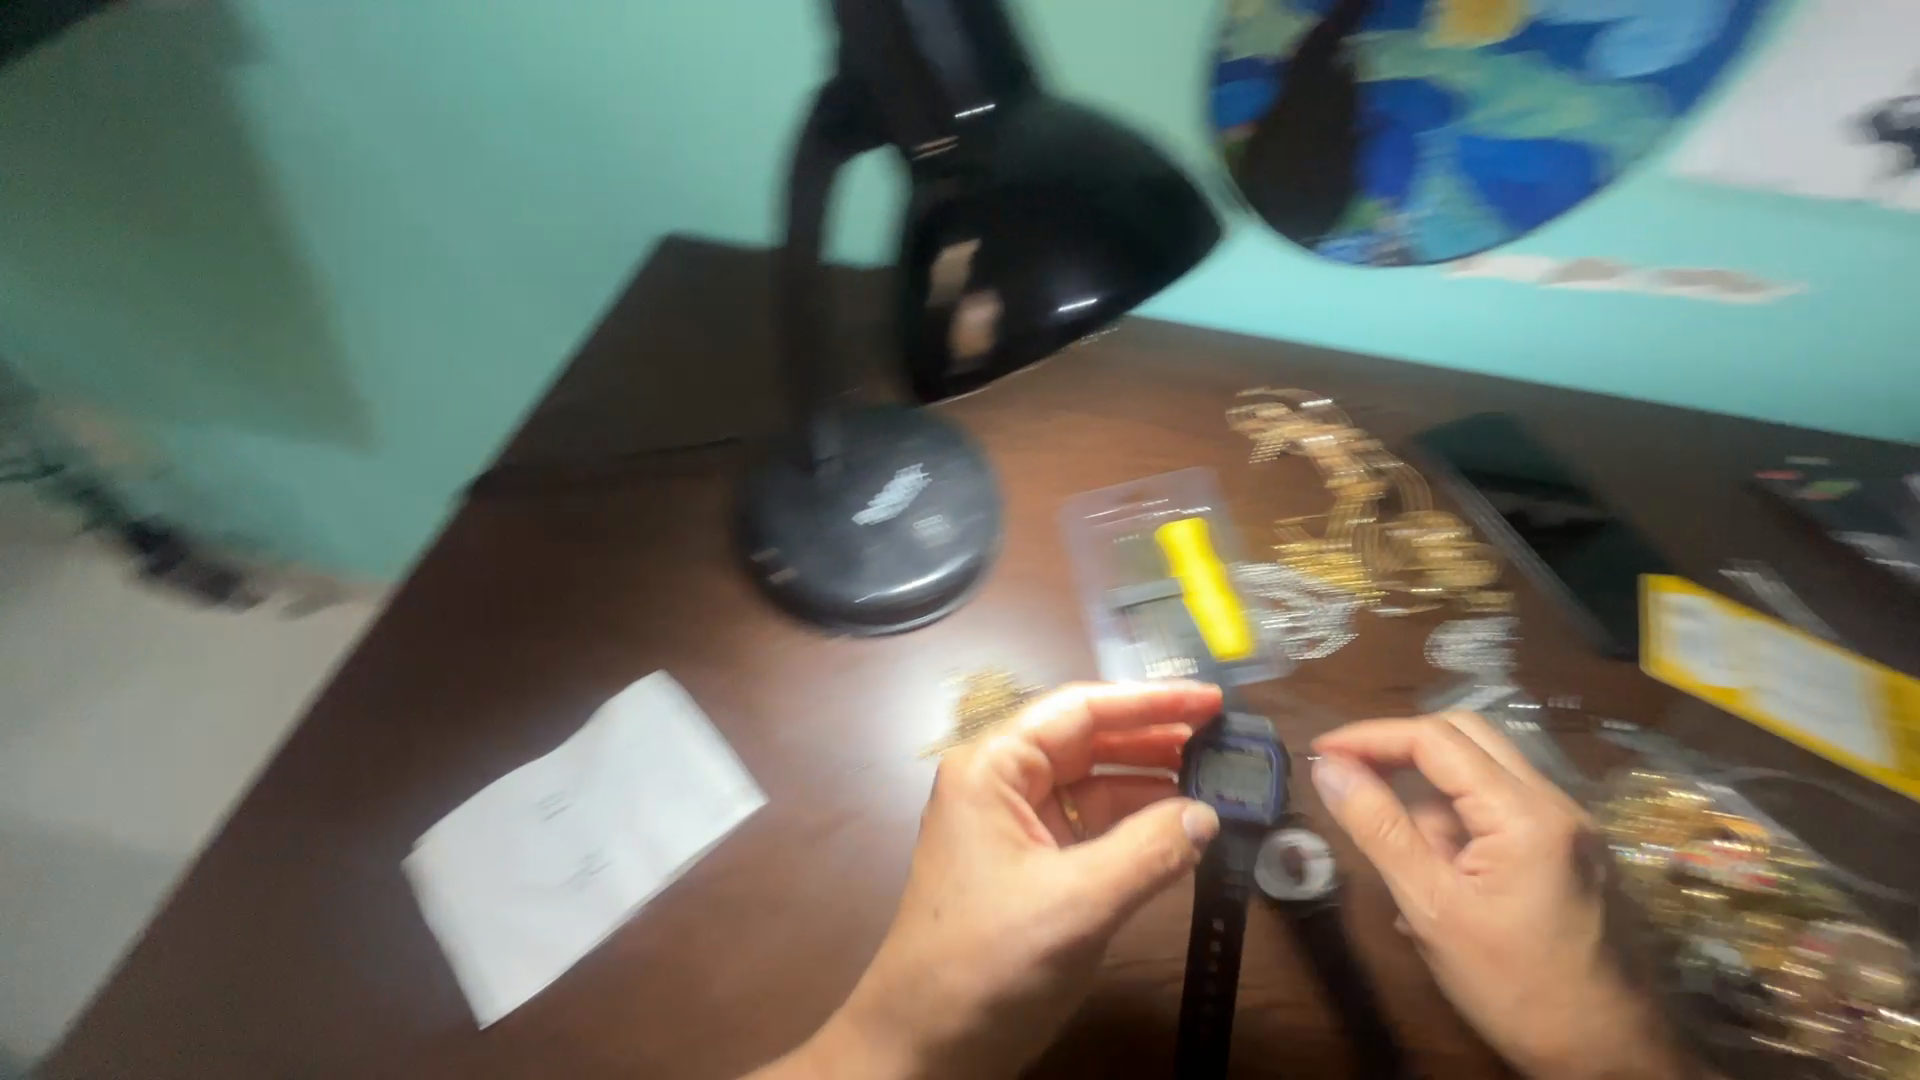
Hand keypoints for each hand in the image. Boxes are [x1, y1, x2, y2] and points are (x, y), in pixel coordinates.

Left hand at [763, 682, 1222, 1079]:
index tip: (1209, 699)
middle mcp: (1002, 781)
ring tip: (1214, 777)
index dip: (1147, 701)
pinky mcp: (1030, 861)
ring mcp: (1015, 821)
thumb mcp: (1076, 903)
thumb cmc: (988, 962)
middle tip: (1222, 737)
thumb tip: (1207, 814)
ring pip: (1093, 783)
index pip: (1078, 711)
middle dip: (1153, 738)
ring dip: (1150, 781)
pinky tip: (1180, 824)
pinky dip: (1135, 823)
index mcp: (993, 766)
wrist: (925, 1047)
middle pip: (1087, 740)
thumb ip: (1148, 851)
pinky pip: (1091, 826)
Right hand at [1311, 711, 1693, 1079]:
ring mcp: (1567, 826)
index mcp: (1525, 813)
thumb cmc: (1514, 986)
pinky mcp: (1567, 850)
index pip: (1434, 738)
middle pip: (1464, 734)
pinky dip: (1452, 817)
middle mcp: (1555, 803)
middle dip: (1399, 745)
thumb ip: (1376, 826)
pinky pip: (1496, 805)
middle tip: (1349, 769)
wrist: (1613, 1063)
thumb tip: (1327, 767)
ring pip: (1480, 768)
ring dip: (1425, 787)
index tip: (1320, 753)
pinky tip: (1431, 869)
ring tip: (1395, 846)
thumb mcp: (1429, 906)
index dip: (1369, 736)